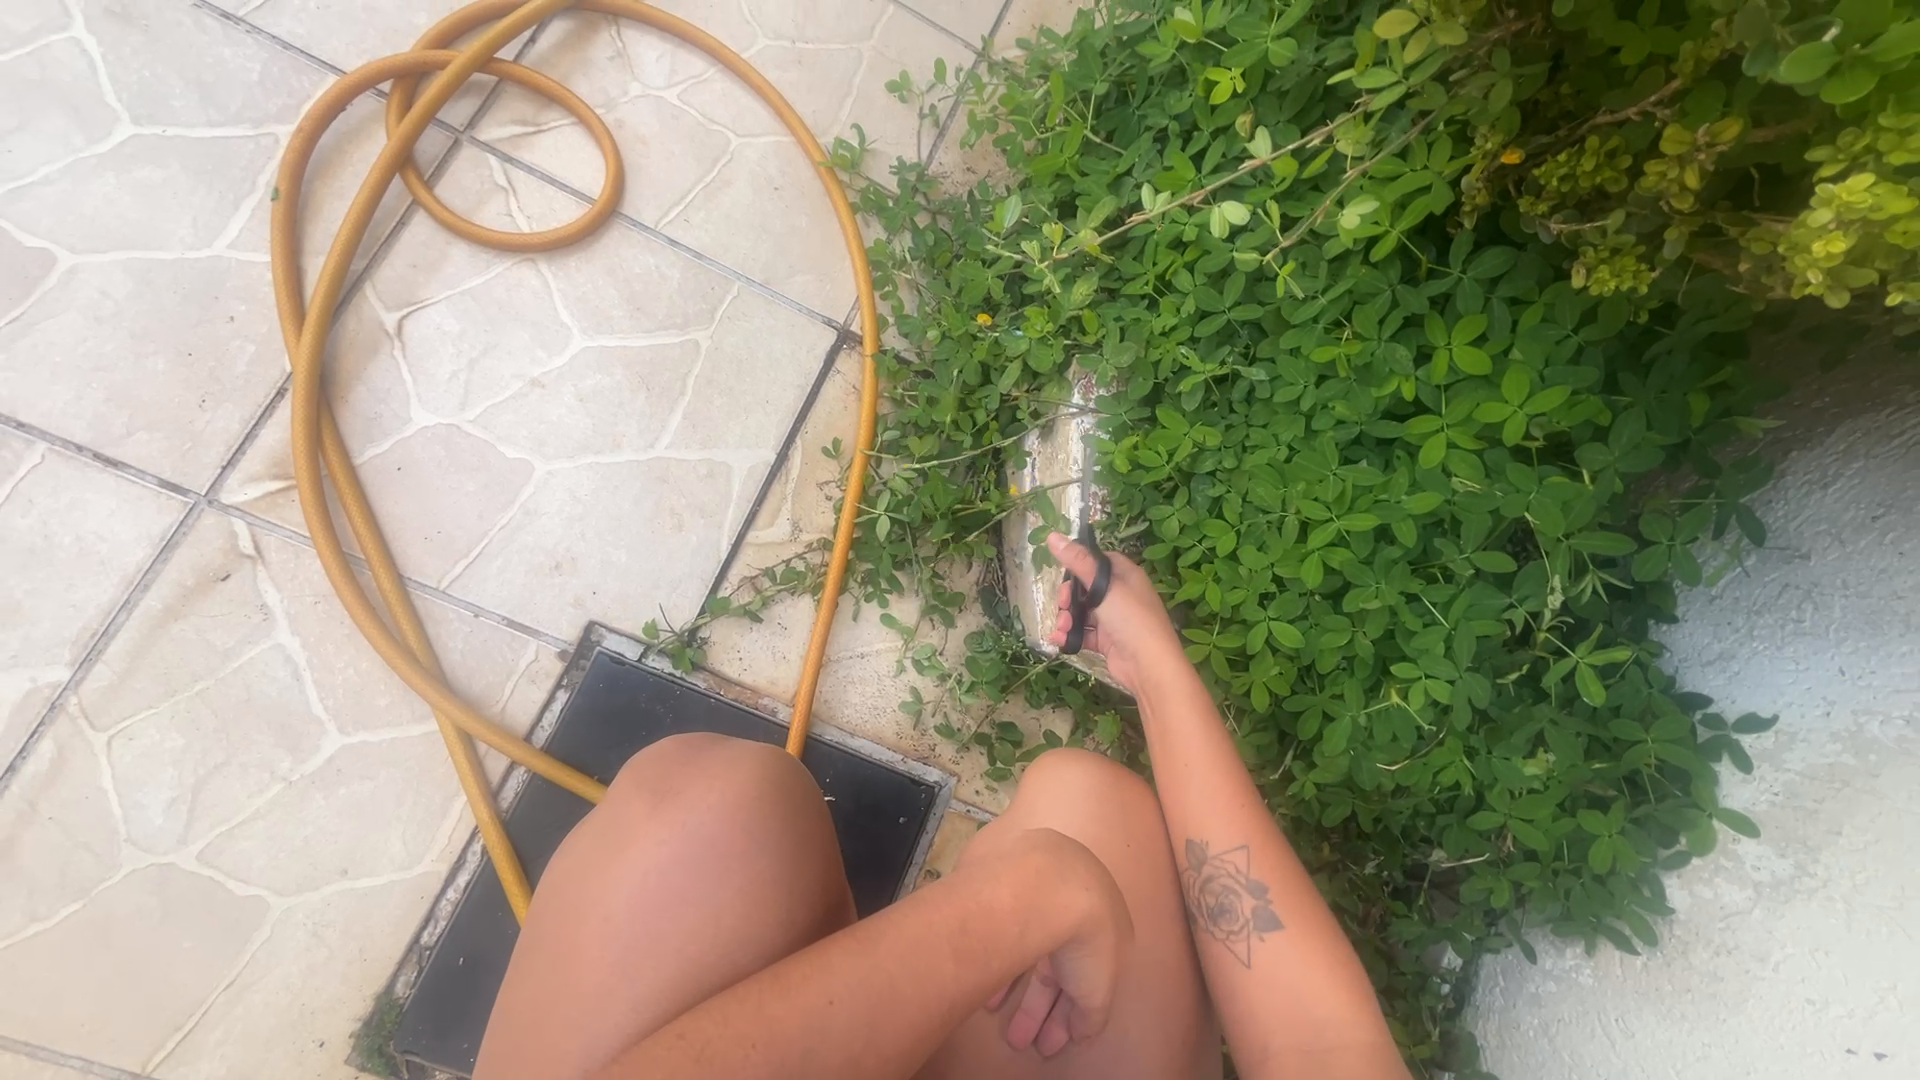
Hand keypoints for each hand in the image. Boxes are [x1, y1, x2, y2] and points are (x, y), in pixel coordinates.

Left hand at [970, 827, 1132, 1056]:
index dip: (1068, 1012)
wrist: (1046, 881)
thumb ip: (1090, 1014)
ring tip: (997, 1023)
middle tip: (1020, 1043)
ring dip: (1014, 989)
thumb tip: (1079, 1032)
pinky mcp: (1002, 881)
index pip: (1084, 975)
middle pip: (1053, 964)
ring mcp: (1034, 888)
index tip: (1051, 1044)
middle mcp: (1069, 901)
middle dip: (1039, 1009)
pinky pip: (1001, 930)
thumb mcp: (1099, 989)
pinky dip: (996, 960)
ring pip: (1026, 946)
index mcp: (1101, 922)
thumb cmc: (1086, 935)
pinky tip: (983, 990)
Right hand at [1046, 532, 1181, 693]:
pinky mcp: (1108, 640)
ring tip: (1062, 628)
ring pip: (1082, 611)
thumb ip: (1077, 561)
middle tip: (1063, 605)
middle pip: (1086, 587)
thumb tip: (1052, 535)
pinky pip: (1084, 632)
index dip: (1080, 564)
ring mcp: (1114, 618)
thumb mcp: (1103, 587)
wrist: (1148, 666)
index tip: (1064, 572)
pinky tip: (1060, 640)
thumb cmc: (1130, 619)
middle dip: (1068, 597)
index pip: (1099, 561)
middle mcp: (1121, 594)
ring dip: (1067, 618)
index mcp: (1126, 575)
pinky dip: (1071, 635)